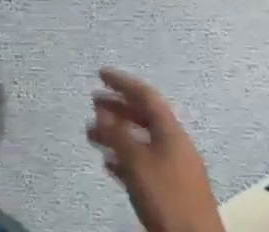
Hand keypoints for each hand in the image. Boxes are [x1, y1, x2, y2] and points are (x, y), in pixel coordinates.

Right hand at [88, 70, 224, 231]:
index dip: (123, 82)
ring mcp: (175, 167)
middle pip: (144, 117)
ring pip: (142, 141)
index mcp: (171, 132)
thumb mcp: (137, 161)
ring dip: (117, 134)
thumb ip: (117, 134)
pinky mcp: (172, 188)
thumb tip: (102, 111)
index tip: (100, 73)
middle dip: (117, 108)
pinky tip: (110, 164)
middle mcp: (175, 144)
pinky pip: (144, 162)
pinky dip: (125, 157)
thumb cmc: (165, 195)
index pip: (146, 96)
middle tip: (93, 102)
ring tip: (93, 134)